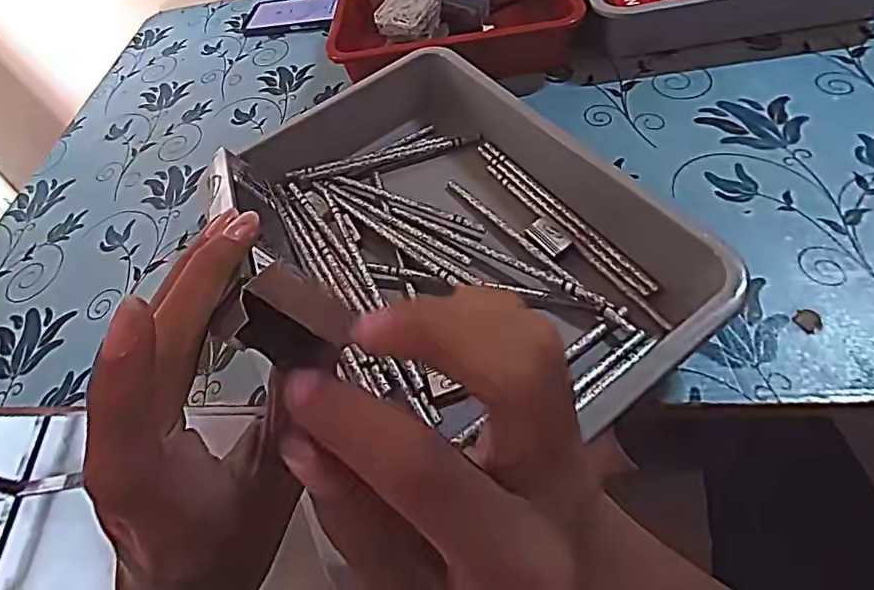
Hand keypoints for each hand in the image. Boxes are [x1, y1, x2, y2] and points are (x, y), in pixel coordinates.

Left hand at [85, 209, 302, 589]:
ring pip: (151, 323)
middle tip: (241, 230)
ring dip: (193, 271)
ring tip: (231, 232)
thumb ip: (288, 433)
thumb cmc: (214, 549)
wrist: (175, 568)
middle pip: (146, 344)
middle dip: (193, 277)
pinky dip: (191, 285)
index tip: (139, 312)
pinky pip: (162, 325)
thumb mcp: (265, 503)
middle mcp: (120, 436)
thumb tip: (314, 356)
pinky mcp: (136, 383)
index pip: (120, 423)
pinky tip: (214, 261)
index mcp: (142, 479)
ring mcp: (122, 404)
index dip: (123, 370)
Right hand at [278, 288, 725, 588]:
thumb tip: (303, 437)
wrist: (564, 579)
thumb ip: (355, 516)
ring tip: (393, 324)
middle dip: (434, 329)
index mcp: (509, 555)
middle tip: (364, 328)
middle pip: (519, 372)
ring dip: (454, 313)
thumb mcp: (406, 583)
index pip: (426, 469)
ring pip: (532, 339)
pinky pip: (529, 330)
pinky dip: (476, 311)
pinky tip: (436, 324)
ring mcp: (572, 433)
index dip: (353, 419)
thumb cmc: (470, 584)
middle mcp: (556, 485)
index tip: (302, 384)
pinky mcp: (566, 396)